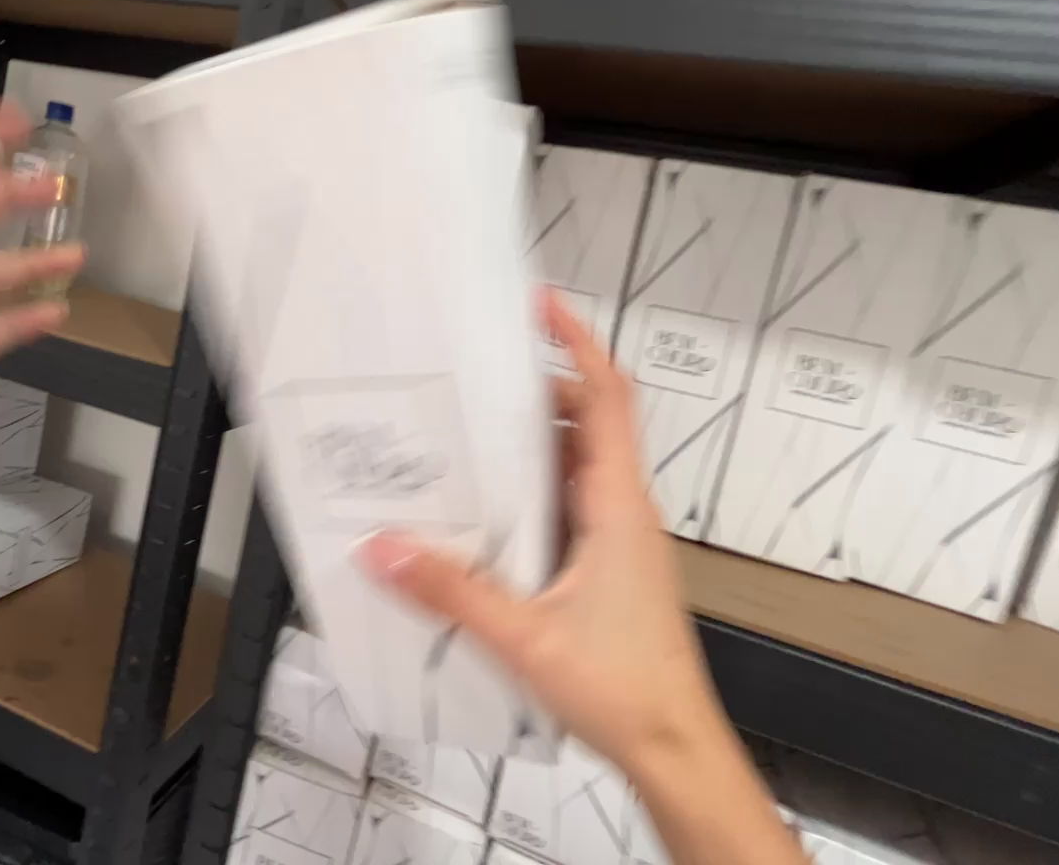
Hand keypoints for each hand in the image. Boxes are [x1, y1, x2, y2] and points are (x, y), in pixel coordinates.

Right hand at [359, 292, 725, 775]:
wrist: (673, 749)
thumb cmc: (624, 688)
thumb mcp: (524, 637)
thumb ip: (450, 590)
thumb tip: (385, 549)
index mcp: (615, 504)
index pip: (608, 397)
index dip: (579, 343)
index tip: (541, 308)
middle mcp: (620, 508)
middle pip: (585, 419)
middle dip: (534, 390)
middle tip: (474, 380)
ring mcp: (615, 534)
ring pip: (573, 462)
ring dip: (529, 442)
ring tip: (467, 437)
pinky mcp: (604, 561)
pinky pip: (565, 501)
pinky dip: (529, 489)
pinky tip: (485, 511)